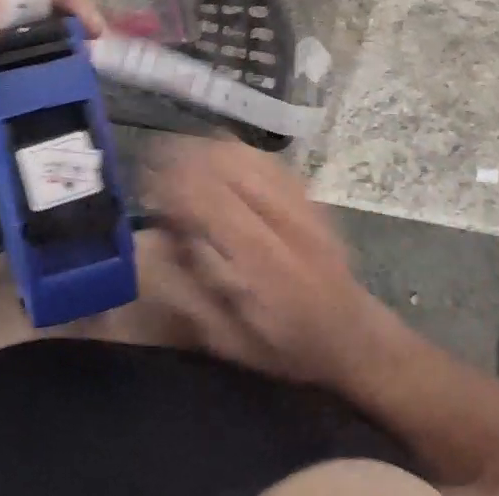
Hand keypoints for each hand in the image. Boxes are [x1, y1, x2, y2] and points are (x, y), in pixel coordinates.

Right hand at [148, 139, 396, 386]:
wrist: (354, 337)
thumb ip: (186, 289)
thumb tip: (150, 241)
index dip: (169, 186)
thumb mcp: (228, 339)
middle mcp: (284, 221)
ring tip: (176, 172)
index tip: (143, 193)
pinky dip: (226, 153)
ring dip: (198, 153)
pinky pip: (258, 155)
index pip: (210, 199)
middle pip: (222, 163)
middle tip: (153, 181)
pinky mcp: (306, 190)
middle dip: (178, 163)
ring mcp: (299, 200)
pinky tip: (211, 167)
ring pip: (239, 152)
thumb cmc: (284, 346)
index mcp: (264, 263)